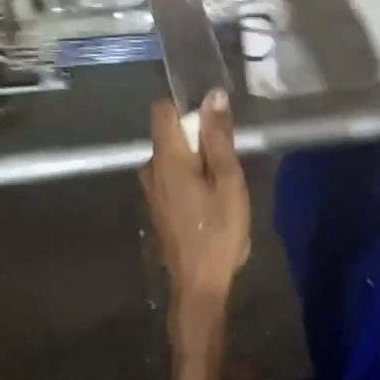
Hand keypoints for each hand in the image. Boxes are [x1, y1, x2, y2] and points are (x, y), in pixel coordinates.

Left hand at [141, 91, 250, 309]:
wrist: (199, 285)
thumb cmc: (218, 230)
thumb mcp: (228, 179)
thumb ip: (218, 137)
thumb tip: (212, 95)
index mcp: (167, 158)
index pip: (161, 109)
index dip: (184, 102)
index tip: (210, 111)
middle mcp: (151, 168)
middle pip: (170, 132)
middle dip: (197, 133)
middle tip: (227, 153)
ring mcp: (152, 189)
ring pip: (173, 154)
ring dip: (195, 156)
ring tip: (223, 176)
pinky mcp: (158, 205)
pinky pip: (172, 173)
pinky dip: (189, 173)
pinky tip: (211, 194)